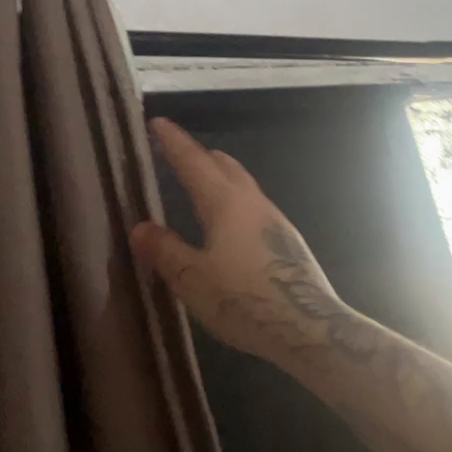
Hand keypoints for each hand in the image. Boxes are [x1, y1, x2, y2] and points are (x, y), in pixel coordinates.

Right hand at [130, 117, 353, 359]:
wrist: (310, 328)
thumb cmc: (245, 300)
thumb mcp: (193, 280)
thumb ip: (166, 251)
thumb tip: (141, 227)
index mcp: (226, 203)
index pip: (194, 163)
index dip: (174, 143)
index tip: (159, 123)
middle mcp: (253, 203)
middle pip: (225, 167)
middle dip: (200, 156)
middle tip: (178, 153)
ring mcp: (275, 221)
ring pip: (243, 186)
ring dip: (220, 178)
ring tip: (201, 186)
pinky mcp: (287, 242)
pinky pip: (254, 209)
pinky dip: (234, 203)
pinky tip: (229, 226)